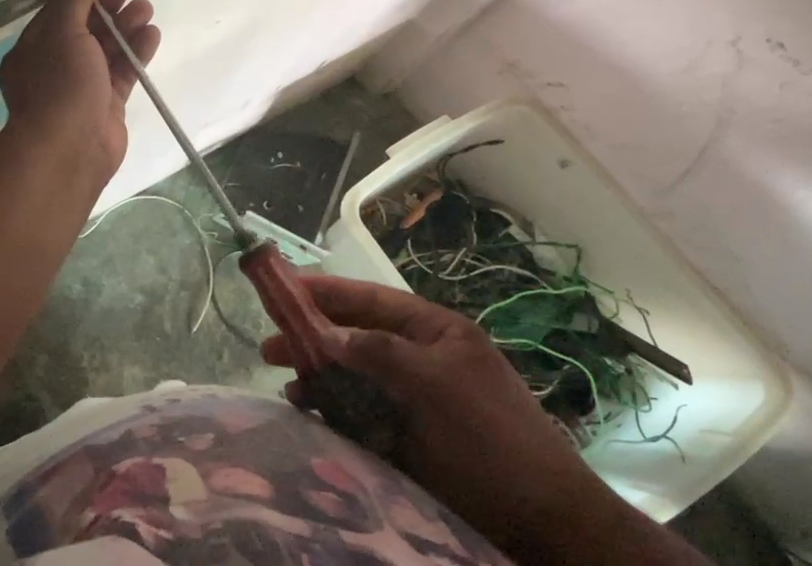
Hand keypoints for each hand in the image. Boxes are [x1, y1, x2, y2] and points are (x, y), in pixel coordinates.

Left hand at [0, 0, 158, 175]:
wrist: (69, 149)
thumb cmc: (58, 83)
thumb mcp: (61, 31)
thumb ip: (74, 0)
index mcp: (33, 48)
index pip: (57, 12)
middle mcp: (55, 65)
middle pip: (84, 28)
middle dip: (106, 6)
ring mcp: (82, 86)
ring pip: (106, 49)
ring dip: (126, 26)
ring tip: (146, 8)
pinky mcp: (106, 105)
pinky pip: (123, 72)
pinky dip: (137, 52)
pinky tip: (152, 33)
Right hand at [262, 276, 621, 561]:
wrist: (542, 522)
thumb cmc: (489, 438)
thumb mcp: (433, 383)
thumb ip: (376, 350)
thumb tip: (324, 334)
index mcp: (436, 332)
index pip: (371, 299)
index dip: (326, 291)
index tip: (282, 288)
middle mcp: (423, 358)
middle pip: (356, 337)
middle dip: (313, 339)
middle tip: (269, 348)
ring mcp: (415, 399)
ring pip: (354, 377)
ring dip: (320, 379)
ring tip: (288, 389)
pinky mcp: (409, 437)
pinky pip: (361, 414)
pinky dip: (334, 412)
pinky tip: (312, 417)